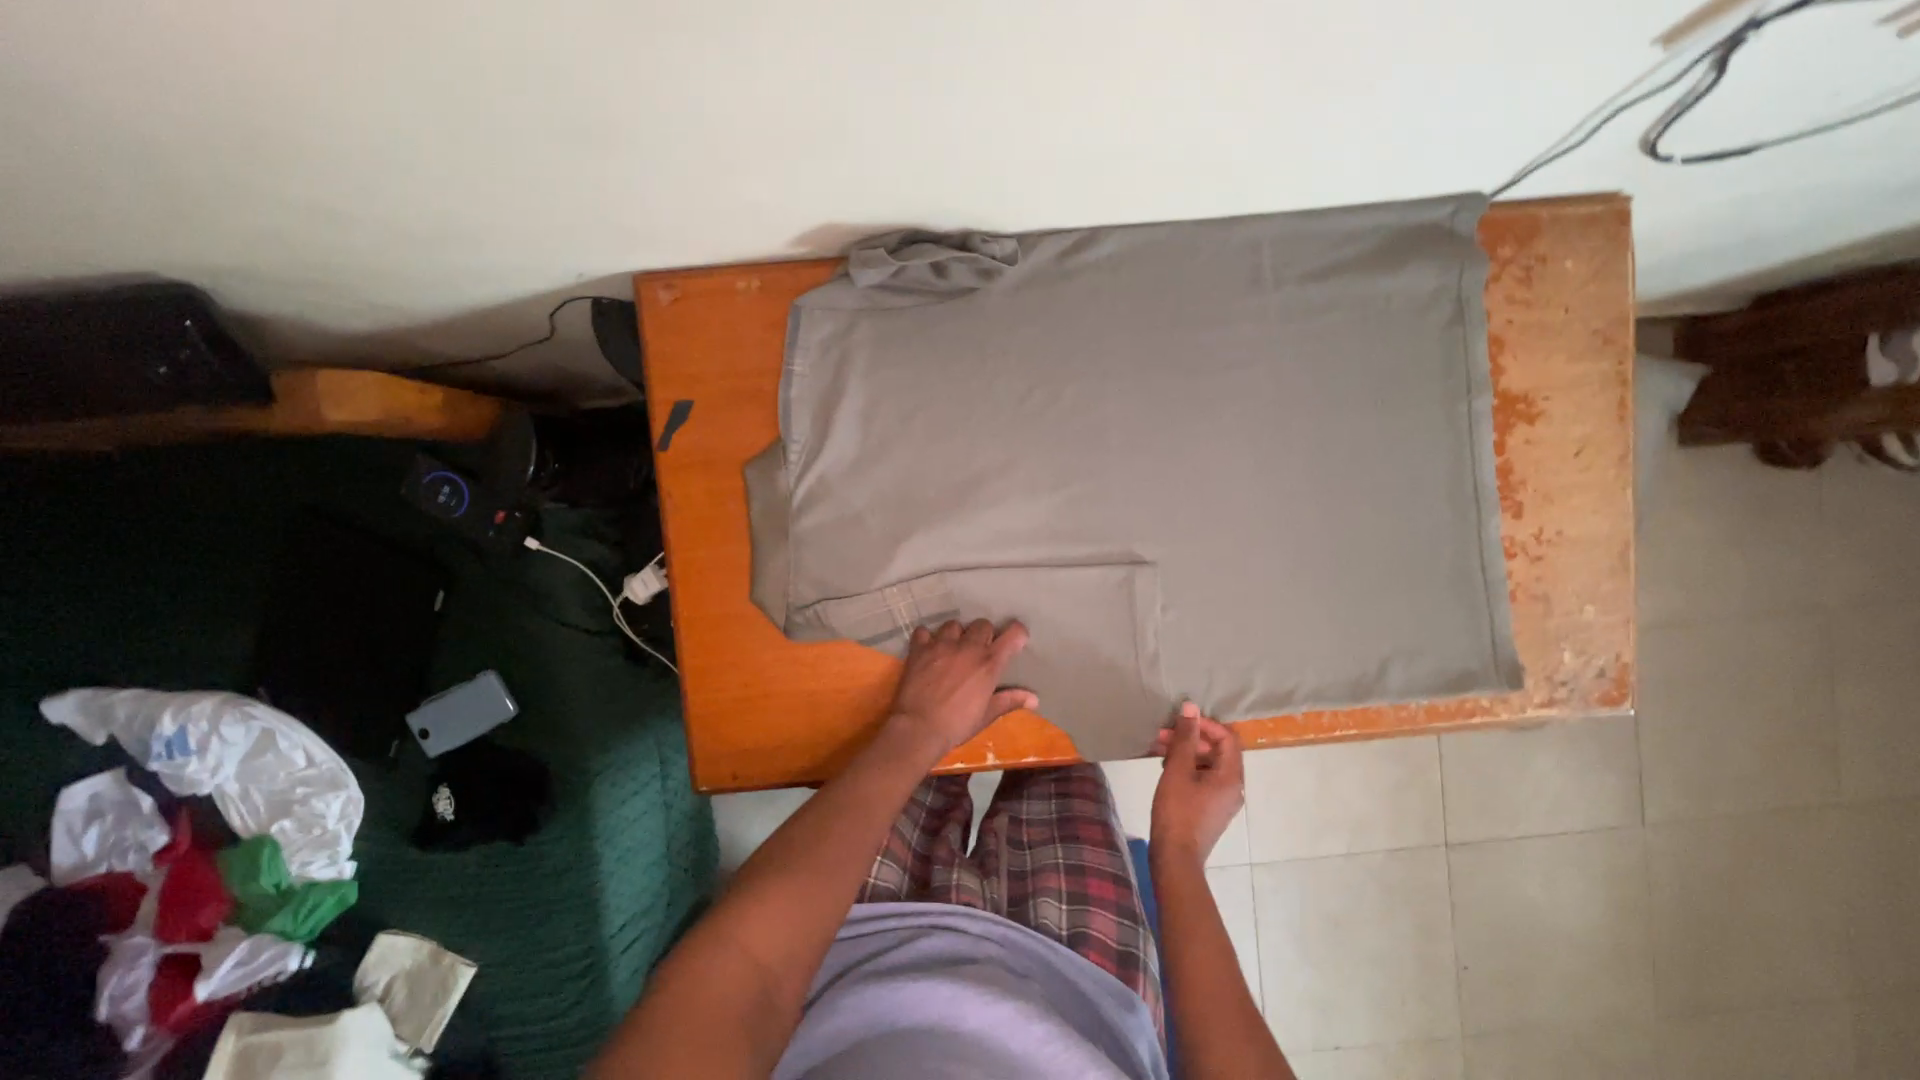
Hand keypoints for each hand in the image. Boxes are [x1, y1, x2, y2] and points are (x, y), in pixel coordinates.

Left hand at [887, 619, 1036, 754]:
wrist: (919, 728)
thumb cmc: (957, 725)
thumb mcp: (987, 715)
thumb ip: (1010, 700)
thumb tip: (1035, 699)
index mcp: (989, 663)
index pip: (1013, 634)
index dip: (1017, 634)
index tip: (1014, 642)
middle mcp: (968, 647)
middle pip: (983, 624)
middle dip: (983, 635)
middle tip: (978, 653)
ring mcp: (942, 645)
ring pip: (954, 624)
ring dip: (956, 635)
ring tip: (952, 651)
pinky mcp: (919, 649)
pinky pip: (924, 631)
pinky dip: (926, 639)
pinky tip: (927, 652)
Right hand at [1150, 703, 1244, 864]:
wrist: (1175, 858)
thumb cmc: (1177, 811)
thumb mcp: (1178, 770)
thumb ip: (1185, 738)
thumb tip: (1191, 707)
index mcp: (1231, 776)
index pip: (1227, 738)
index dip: (1205, 725)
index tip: (1180, 721)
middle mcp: (1234, 787)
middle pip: (1217, 751)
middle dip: (1190, 739)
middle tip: (1162, 735)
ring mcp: (1223, 800)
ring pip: (1208, 766)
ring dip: (1186, 753)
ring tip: (1158, 750)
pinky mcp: (1210, 809)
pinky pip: (1203, 780)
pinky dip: (1187, 769)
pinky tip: (1165, 769)